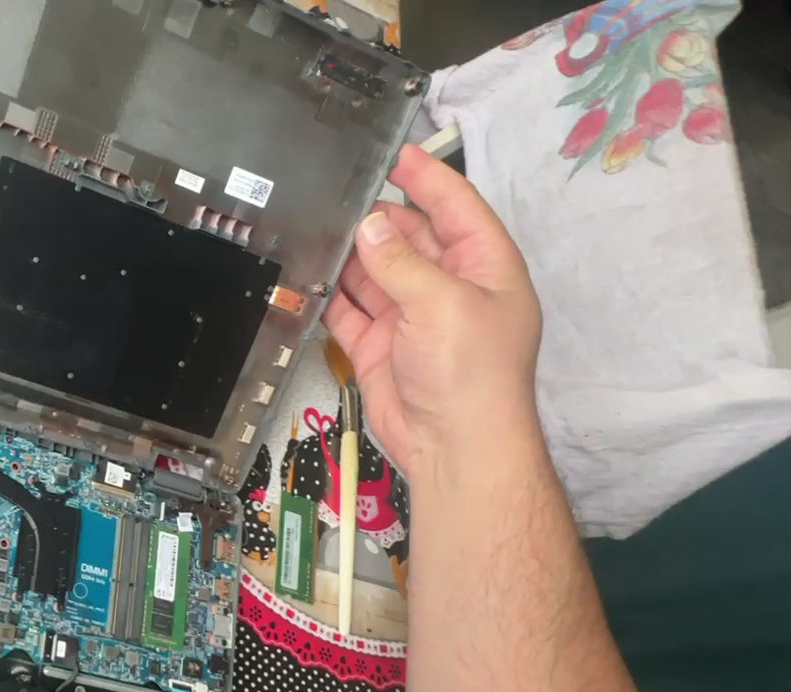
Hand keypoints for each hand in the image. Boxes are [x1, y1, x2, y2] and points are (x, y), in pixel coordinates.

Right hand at [323, 145, 543, 485]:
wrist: (451, 440)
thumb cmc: (468, 369)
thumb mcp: (442, 303)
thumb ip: (402, 264)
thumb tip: (369, 229)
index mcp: (482, 266)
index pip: (454, 209)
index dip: (428, 179)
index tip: (398, 153)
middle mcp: (445, 287)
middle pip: (407, 241)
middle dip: (377, 223)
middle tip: (336, 203)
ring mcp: (408, 317)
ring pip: (373, 276)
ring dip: (348, 260)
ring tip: (314, 235)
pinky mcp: (376, 346)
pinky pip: (348, 313)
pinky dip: (330, 299)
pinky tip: (308, 281)